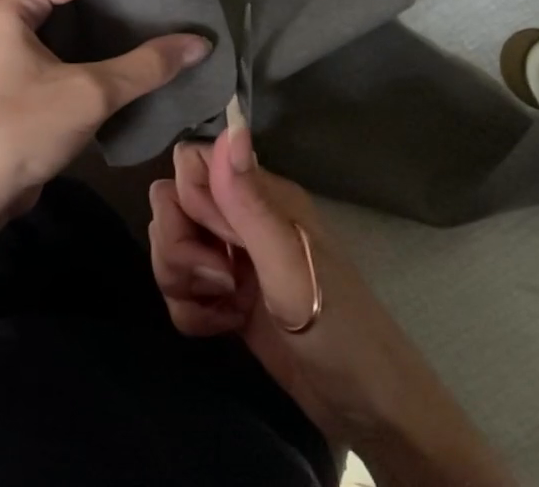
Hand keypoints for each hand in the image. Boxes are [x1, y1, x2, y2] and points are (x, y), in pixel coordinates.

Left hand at [0, 0, 212, 218]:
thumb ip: (144, 66)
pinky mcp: (27, 78)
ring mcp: (16, 50)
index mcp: (12, 7)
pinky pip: (72, 50)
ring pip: (74, 21)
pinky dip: (106, 49)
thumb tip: (198, 44)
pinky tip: (139, 53)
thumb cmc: (23, 130)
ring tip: (163, 9)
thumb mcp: (89, 94)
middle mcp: (10, 19)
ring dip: (116, 18)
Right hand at [149, 117, 505, 480]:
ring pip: (169, 247)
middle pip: (170, 205)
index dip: (188, 197)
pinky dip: (191, 310)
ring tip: (224, 306)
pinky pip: (178, 289)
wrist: (370, 412)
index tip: (215, 235)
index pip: (191, 164)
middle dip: (177, 246)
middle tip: (219, 279)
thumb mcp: (290, 267)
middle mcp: (242, 220)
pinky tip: (223, 327)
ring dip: (181, 281)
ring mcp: (233, 259)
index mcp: (263, 198)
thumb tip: (231, 126)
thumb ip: (249, 201)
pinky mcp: (224, 297)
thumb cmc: (339, 333)